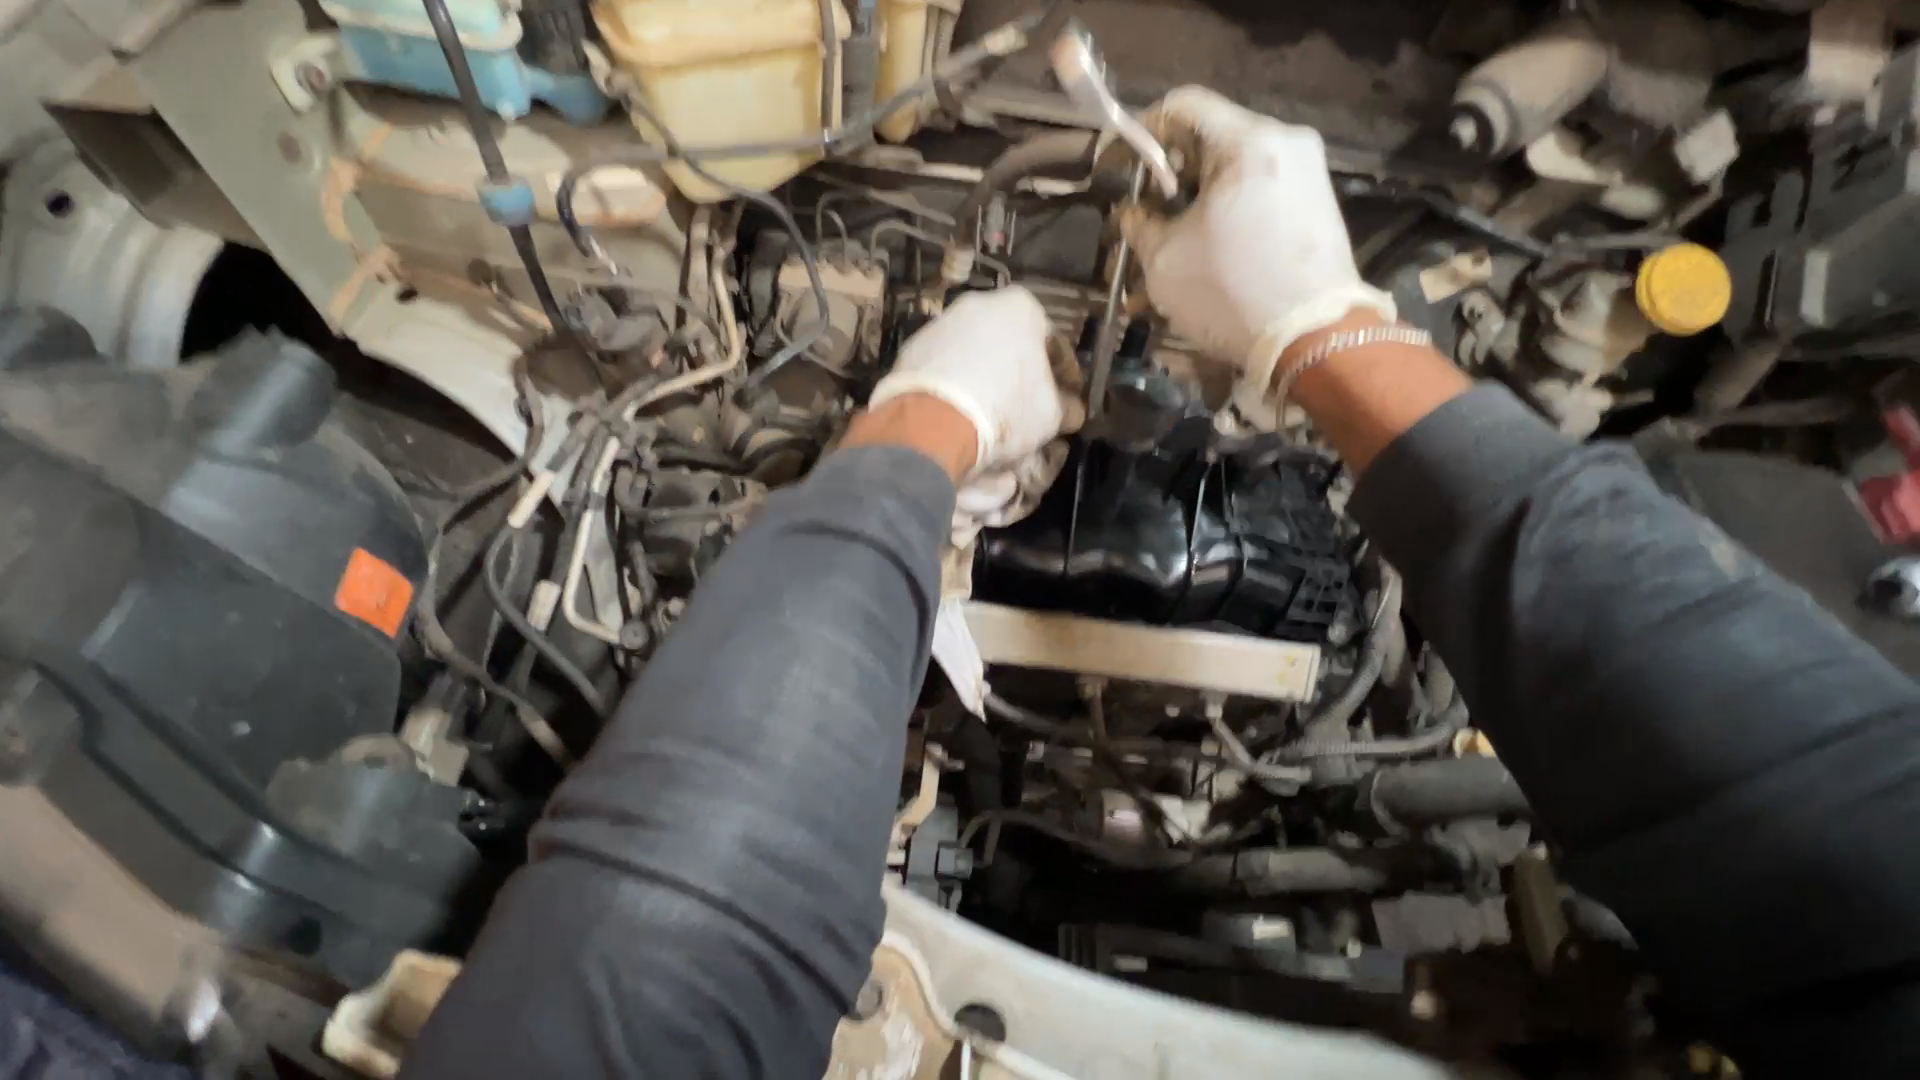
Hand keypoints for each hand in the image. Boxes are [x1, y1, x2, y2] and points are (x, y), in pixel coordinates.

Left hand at [867, 287, 1081, 473]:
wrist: (933, 422)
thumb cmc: (1007, 407)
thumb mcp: (1052, 414)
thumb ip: (1066, 407)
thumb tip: (1070, 410)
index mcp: (1021, 308)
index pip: (1053, 343)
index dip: (1064, 376)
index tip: (1067, 398)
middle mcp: (978, 305)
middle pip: (1009, 347)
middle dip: (1020, 377)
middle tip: (1027, 409)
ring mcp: (940, 325)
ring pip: (974, 358)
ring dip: (986, 383)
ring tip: (991, 418)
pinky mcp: (911, 351)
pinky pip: (944, 372)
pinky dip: (955, 390)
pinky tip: (959, 418)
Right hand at [1120, 86, 1395, 425]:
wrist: (1314, 339)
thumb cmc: (1231, 292)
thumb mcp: (1165, 261)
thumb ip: (1141, 224)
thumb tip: (1134, 212)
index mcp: (1248, 142)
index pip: (1183, 105)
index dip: (1141, 132)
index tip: (1120, 167)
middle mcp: (1285, 143)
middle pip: (1209, 141)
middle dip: (1167, 179)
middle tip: (1139, 216)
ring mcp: (1306, 175)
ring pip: (1231, 176)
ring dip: (1192, 207)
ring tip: (1165, 248)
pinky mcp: (1314, 207)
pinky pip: (1255, 199)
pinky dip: (1222, 220)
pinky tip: (1200, 258)